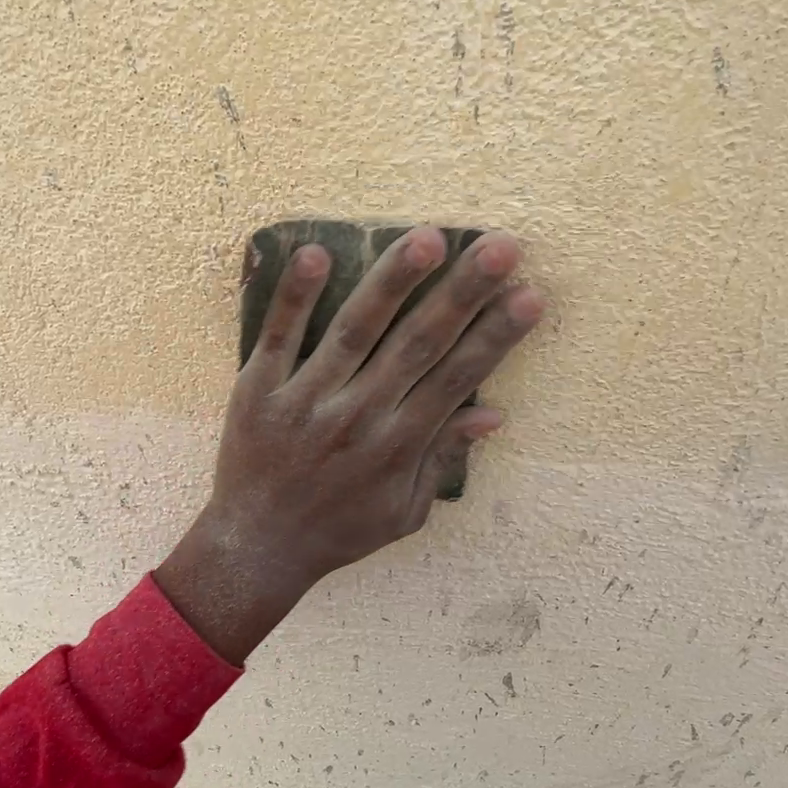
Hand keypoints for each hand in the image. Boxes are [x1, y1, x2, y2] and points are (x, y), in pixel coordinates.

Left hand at [155, 226, 543, 663]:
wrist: (257, 548)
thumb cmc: (339, 530)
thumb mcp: (404, 510)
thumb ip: (442, 458)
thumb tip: (492, 414)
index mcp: (397, 447)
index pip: (456, 380)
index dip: (496, 337)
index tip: (529, 296)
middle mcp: (357, 418)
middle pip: (417, 345)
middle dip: (463, 294)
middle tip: (499, 246)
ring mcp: (305, 401)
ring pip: (355, 332)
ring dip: (392, 283)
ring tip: (427, 239)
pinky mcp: (258, 390)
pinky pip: (278, 337)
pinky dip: (295, 297)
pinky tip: (316, 253)